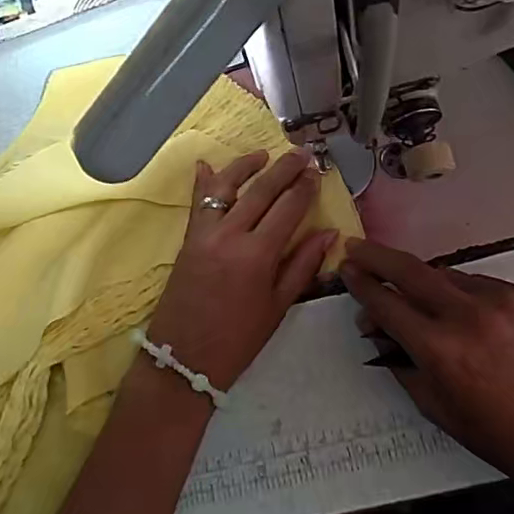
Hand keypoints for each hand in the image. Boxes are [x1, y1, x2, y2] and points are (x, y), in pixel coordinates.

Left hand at [145, 150, 337, 390]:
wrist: (183, 360)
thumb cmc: (238, 340)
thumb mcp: (278, 306)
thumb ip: (303, 265)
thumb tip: (329, 233)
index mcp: (257, 255)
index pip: (287, 208)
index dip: (304, 188)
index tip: (317, 173)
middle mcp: (229, 235)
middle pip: (260, 191)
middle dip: (283, 169)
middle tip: (301, 154)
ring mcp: (204, 235)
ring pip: (225, 188)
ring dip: (245, 167)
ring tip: (264, 155)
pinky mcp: (187, 240)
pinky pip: (197, 203)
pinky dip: (202, 182)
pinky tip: (208, 165)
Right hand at [341, 239, 513, 491]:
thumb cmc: (502, 436)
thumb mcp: (438, 410)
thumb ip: (403, 365)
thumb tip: (379, 333)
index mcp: (441, 350)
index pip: (388, 305)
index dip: (362, 285)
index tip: (347, 269)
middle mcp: (468, 315)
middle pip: (411, 270)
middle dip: (378, 256)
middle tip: (357, 247)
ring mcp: (502, 299)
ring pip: (447, 276)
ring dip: (423, 281)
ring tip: (414, 296)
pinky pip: (480, 285)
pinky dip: (461, 294)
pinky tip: (463, 314)